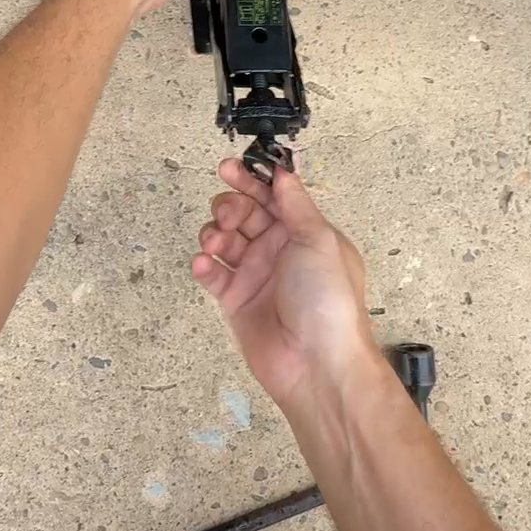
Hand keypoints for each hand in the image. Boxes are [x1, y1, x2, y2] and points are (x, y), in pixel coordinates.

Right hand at [191, 160, 373, 409]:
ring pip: (224, 239)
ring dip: (214, 233)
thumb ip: (294, 203)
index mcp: (303, 232)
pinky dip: (204, 264)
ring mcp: (255, 274)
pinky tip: (204, 263)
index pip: (272, 195)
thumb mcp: (318, 239)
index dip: (250, 179)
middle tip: (228, 215)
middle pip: (244, 213)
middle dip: (230, 206)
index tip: (228, 167)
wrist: (317, 363)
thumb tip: (282, 171)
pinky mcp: (235, 300)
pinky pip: (213, 273)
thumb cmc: (326, 298)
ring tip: (216, 242)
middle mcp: (278, 249)